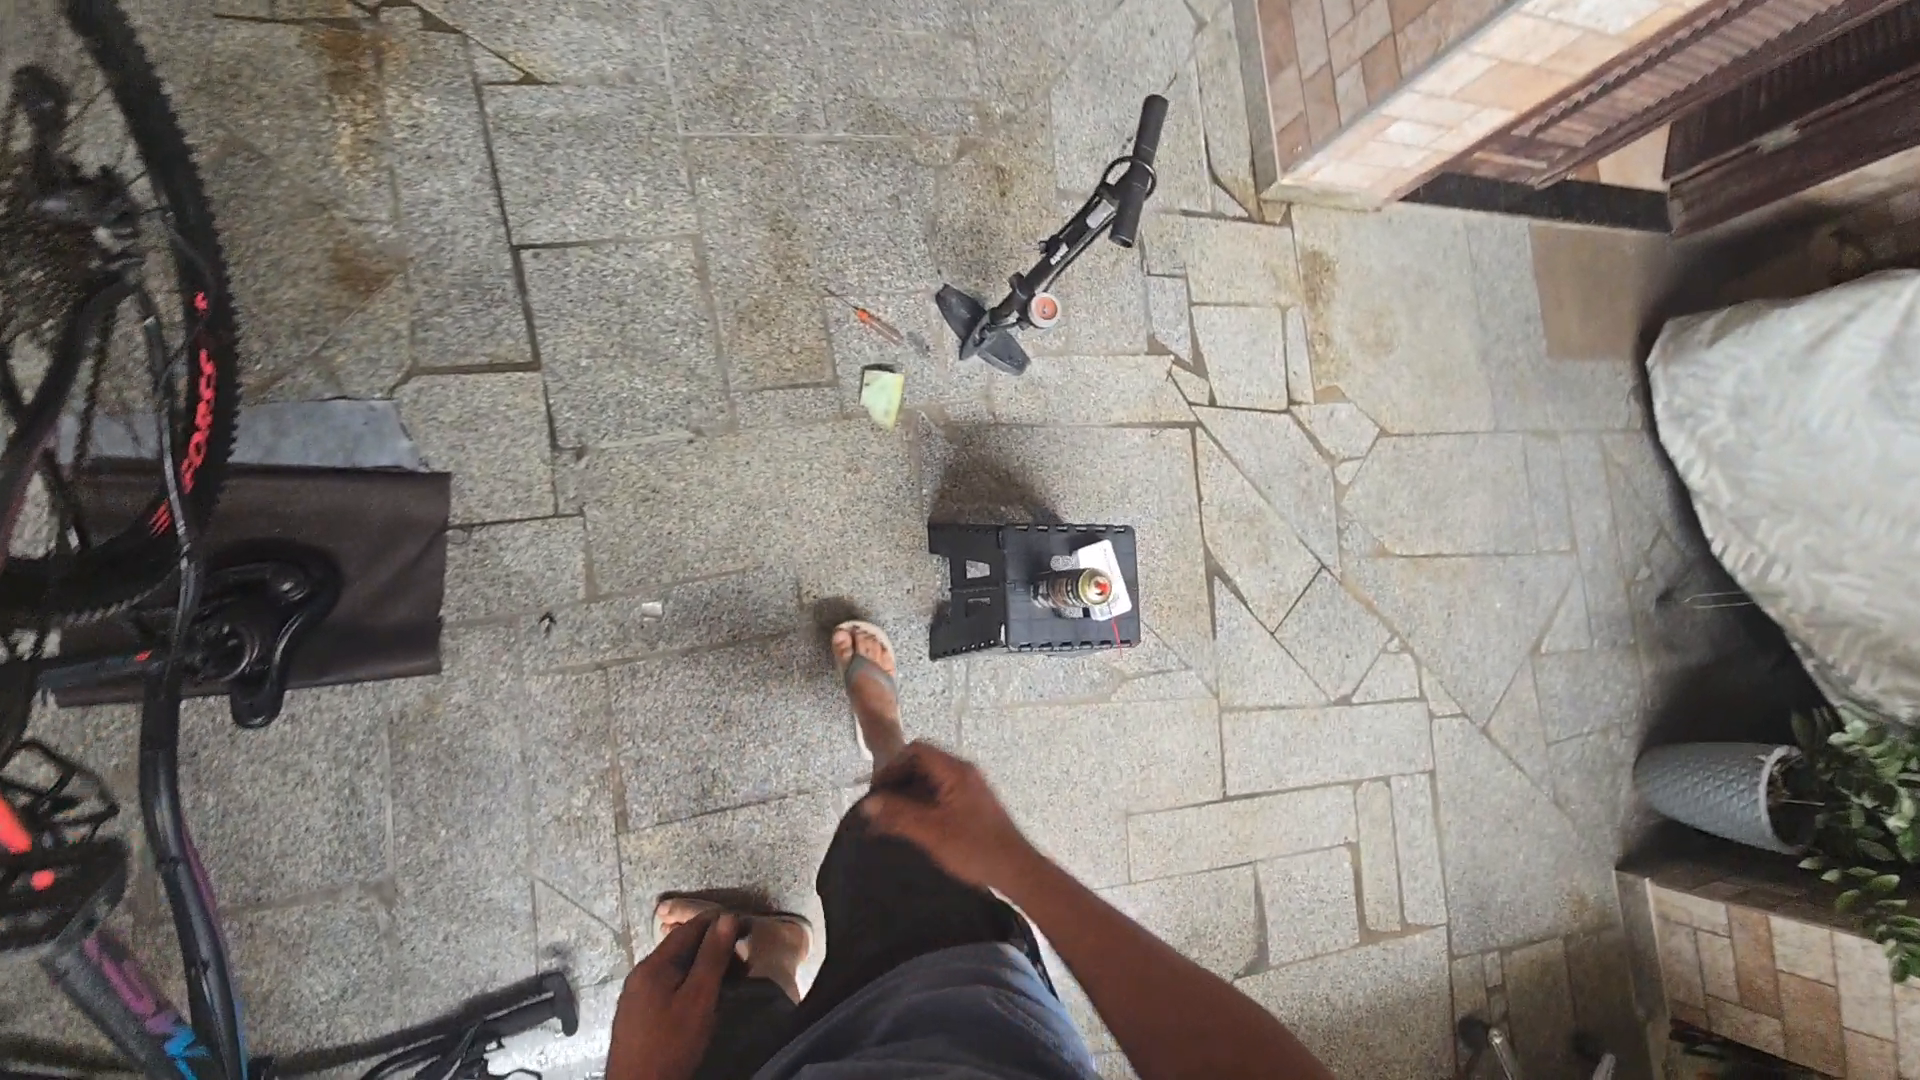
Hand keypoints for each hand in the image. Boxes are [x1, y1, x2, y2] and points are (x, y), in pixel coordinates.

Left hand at [606, 912, 738, 1079]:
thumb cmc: (671, 1045)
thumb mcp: (699, 999)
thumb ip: (712, 957)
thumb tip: (727, 917)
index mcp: (652, 965)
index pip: (689, 928)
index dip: (719, 923)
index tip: (744, 927)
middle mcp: (640, 974)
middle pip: (681, 948)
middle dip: (713, 948)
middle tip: (741, 961)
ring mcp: (636, 996)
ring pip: (675, 968)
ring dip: (703, 967)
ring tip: (729, 979)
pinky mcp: (637, 1015)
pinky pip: (667, 985)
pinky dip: (689, 983)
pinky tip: (703, 998)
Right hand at [862, 741, 1039, 891]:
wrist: (1015, 869)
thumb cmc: (975, 848)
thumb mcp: (931, 832)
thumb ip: (898, 815)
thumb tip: (868, 805)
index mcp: (956, 770)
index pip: (917, 750)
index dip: (892, 766)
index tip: (876, 789)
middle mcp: (964, 772)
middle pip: (923, 763)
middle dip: (899, 781)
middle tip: (880, 805)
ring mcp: (970, 787)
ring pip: (931, 780)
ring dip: (910, 795)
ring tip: (891, 819)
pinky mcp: (972, 803)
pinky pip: (941, 793)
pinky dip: (923, 803)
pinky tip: (913, 825)